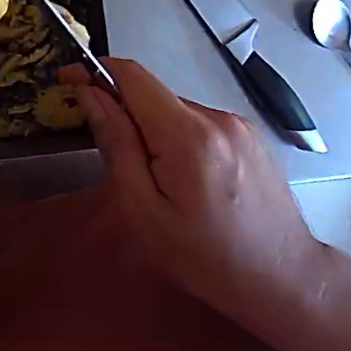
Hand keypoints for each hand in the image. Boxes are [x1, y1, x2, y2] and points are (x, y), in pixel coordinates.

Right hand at [61, 58, 325, 324]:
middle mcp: (217, 117)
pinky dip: (178, 136)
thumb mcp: (144, 211)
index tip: (67, 80)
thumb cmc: (204, 257)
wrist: (283, 279)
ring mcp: (239, 124)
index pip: (133, 76)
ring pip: (176, 109)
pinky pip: (200, 123)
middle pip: (154, 94)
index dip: (95, 71)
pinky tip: (185, 178)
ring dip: (152, 127)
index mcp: (188, 134)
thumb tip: (92, 96)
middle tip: (109, 153)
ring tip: (154, 179)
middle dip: (123, 111)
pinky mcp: (251, 136)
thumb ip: (117, 146)